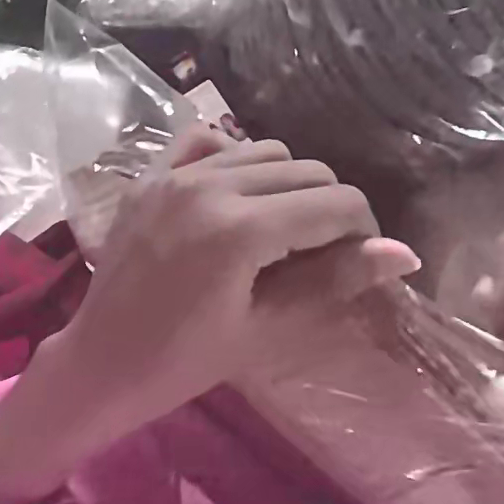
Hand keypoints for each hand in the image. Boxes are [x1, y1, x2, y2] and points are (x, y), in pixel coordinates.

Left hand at [0, 129, 417, 503]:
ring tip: (280, 226)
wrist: (99, 364)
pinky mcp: (150, 174)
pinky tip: (236, 192)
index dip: (364, 231)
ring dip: (289, 183)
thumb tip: (404, 253)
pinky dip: (234, 157)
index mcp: (240, 230)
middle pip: (307, 171)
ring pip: (265, 150)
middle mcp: (210, 184)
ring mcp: (174, 173)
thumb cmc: (184, 362)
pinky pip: (207, 140)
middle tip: (322, 252)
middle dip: (331, 208)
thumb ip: (334, 281)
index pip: (336, 204)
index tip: (359, 261)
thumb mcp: (267, 327)